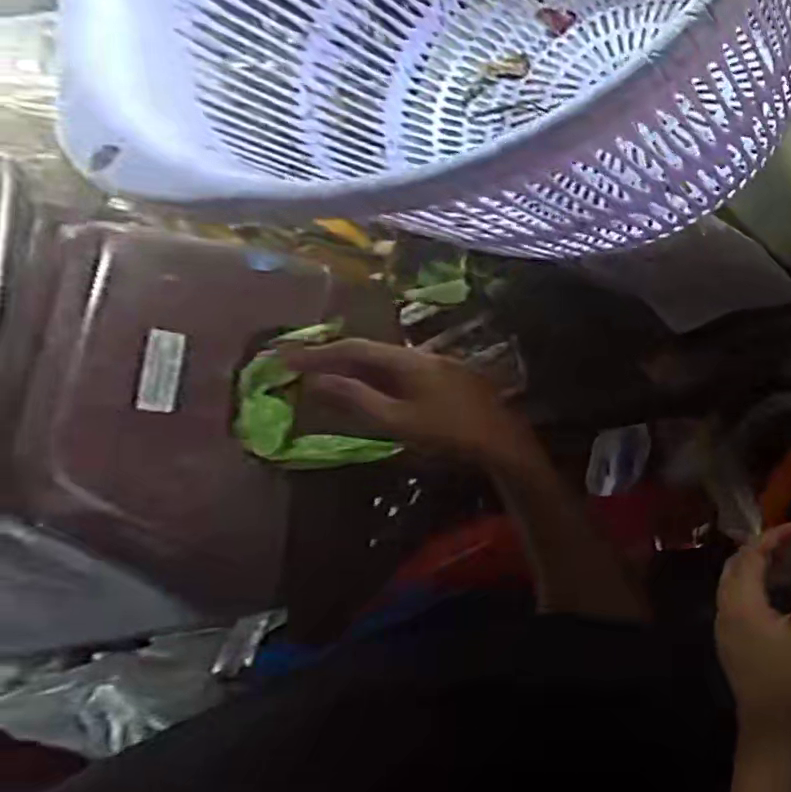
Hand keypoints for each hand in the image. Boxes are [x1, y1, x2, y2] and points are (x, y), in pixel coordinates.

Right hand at [279, 339, 537, 469]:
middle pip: (375, 352)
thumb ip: (356, 397)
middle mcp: (431, 357)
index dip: (317, 354)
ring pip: (394, 363)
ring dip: (361, 371)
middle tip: (302, 371)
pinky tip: (375, 394)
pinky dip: (385, 380)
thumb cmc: (450, 433)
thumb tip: (317, 380)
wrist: (505, 444)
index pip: (356, 348)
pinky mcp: (458, 382)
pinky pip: (412, 374)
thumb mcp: (396, 420)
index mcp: (414, 361)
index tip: (284, 362)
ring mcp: (448, 368)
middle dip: (337, 360)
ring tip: (332, 383)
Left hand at [715, 523, 790, 739]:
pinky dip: (749, 582)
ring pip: (730, 583)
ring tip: (782, 559)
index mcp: (742, 604)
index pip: (751, 556)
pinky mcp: (728, 643)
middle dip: (759, 546)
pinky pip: (732, 599)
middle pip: (733, 566)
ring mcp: (722, 629)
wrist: (774, 725)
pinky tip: (772, 588)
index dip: (774, 537)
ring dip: (752, 564)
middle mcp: (724, 612)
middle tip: (789, 540)